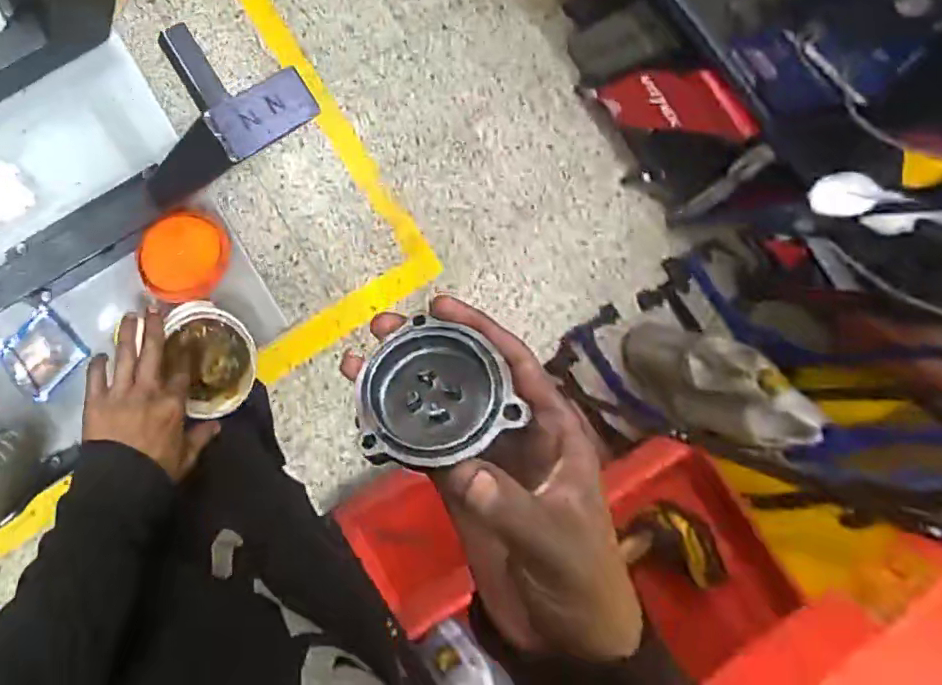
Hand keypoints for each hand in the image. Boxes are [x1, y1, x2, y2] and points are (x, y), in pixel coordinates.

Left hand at [84, 307, 219, 481]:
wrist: (119, 488)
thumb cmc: (155, 474)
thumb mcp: (184, 459)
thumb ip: (199, 438)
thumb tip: (217, 425)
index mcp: (170, 404)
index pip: (180, 371)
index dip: (184, 352)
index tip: (185, 335)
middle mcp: (146, 391)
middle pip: (152, 352)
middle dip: (153, 328)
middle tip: (153, 308)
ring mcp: (119, 393)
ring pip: (124, 356)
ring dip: (127, 334)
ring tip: (129, 316)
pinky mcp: (95, 400)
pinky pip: (95, 376)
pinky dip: (97, 364)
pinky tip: (100, 355)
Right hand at [341, 295, 642, 661]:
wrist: (563, 635)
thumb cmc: (581, 578)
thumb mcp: (557, 541)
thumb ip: (513, 506)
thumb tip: (462, 469)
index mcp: (548, 427)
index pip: (515, 363)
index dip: (480, 329)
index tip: (440, 307)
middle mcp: (507, 428)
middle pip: (464, 373)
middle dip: (425, 345)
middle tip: (384, 329)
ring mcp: (476, 451)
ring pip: (434, 402)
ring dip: (398, 378)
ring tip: (360, 360)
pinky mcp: (451, 478)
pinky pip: (417, 441)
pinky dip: (389, 423)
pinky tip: (362, 407)